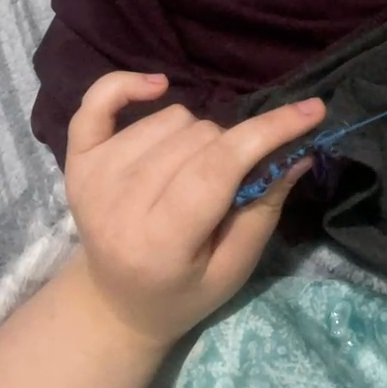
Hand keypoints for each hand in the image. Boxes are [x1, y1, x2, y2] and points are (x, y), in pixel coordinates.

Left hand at [64, 72, 326, 346]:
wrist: (114, 301)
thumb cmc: (183, 291)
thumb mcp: (233, 268)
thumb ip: (263, 208)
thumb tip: (298, 147)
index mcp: (159, 243)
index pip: (217, 168)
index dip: (266, 132)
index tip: (311, 110)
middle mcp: (118, 204)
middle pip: (197, 137)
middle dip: (232, 148)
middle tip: (231, 181)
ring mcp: (91, 177)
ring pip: (169, 117)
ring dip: (195, 134)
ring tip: (191, 171)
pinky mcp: (75, 159)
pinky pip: (98, 99)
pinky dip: (128, 85)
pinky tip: (157, 87)